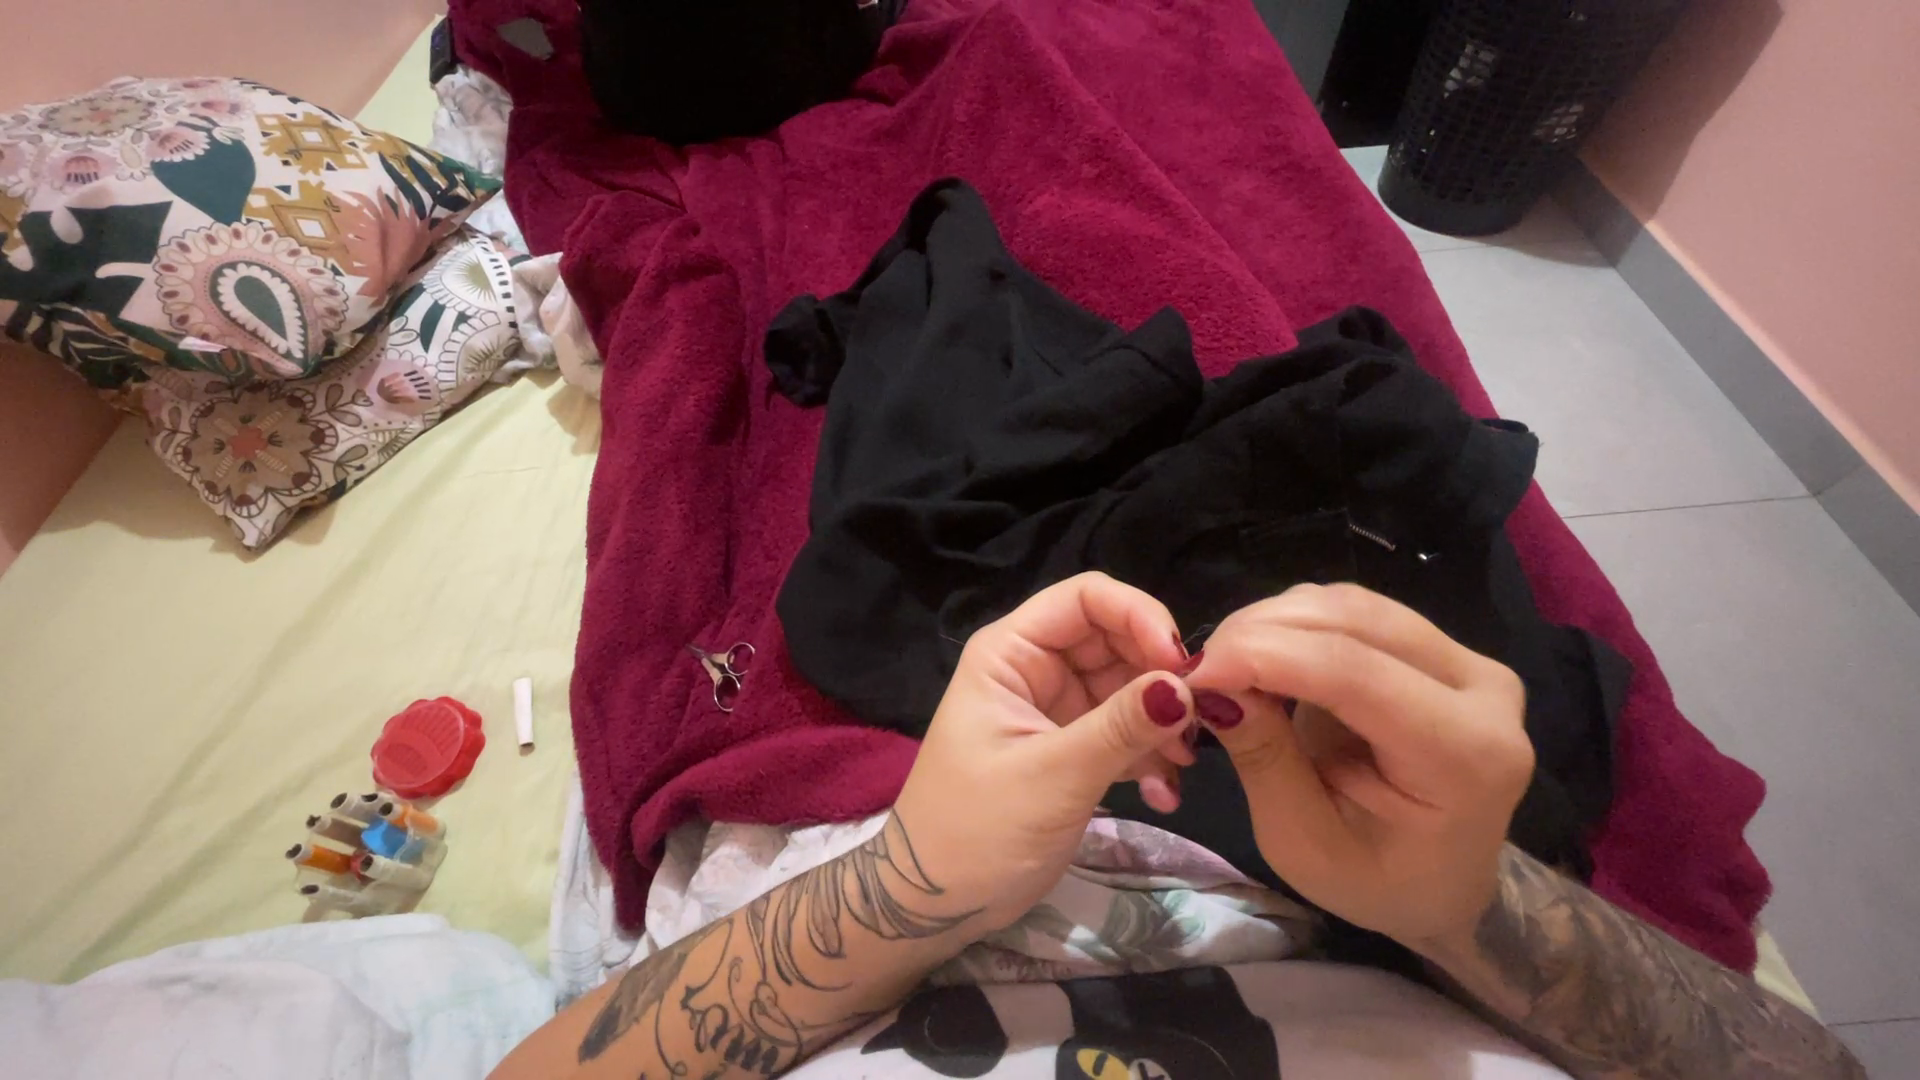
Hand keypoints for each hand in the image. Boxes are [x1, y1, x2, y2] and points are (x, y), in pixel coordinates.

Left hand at [891, 572, 1199, 932]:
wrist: (937, 901)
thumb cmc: (976, 830)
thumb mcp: (1052, 776)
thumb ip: (1121, 727)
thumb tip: (1186, 685)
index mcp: (1011, 651)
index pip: (1085, 597)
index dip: (1139, 615)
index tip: (1180, 664)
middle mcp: (1034, 666)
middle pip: (1114, 639)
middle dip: (1158, 675)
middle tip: (1195, 725)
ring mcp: (1053, 706)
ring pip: (1126, 686)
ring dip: (1161, 721)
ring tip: (1180, 768)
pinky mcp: (1069, 745)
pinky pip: (1123, 730)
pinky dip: (1148, 755)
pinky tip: (1162, 795)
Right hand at [1186, 583, 1534, 949]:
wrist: (1441, 882)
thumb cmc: (1376, 881)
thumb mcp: (1303, 843)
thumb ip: (1263, 759)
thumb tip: (1212, 687)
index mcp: (1467, 756)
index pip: (1353, 672)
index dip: (1262, 657)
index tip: (1192, 674)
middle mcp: (1481, 689)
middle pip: (1350, 620)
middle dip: (1256, 632)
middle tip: (1197, 669)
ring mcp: (1463, 659)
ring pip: (1345, 603)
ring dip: (1268, 623)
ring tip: (1224, 666)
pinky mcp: (1437, 647)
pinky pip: (1348, 609)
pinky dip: (1288, 623)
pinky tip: (1259, 658)